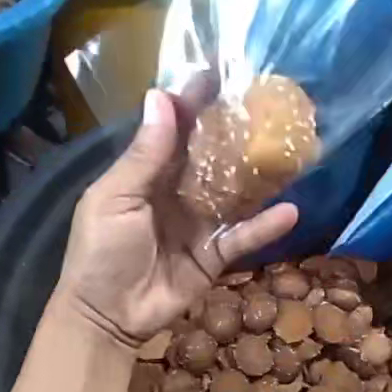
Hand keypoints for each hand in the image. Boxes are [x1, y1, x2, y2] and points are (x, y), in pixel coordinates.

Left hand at [57, 90, 299, 347]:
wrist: (107, 316)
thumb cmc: (101, 252)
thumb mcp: (115, 198)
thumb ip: (144, 156)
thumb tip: (161, 97)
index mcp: (145, 174)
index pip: (173, 130)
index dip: (192, 104)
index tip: (219, 75)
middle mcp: (175, 193)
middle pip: (209, 157)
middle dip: (233, 131)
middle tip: (267, 104)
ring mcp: (197, 224)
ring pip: (232, 193)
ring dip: (257, 174)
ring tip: (289, 148)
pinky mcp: (213, 256)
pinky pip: (241, 237)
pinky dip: (264, 226)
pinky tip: (290, 210)